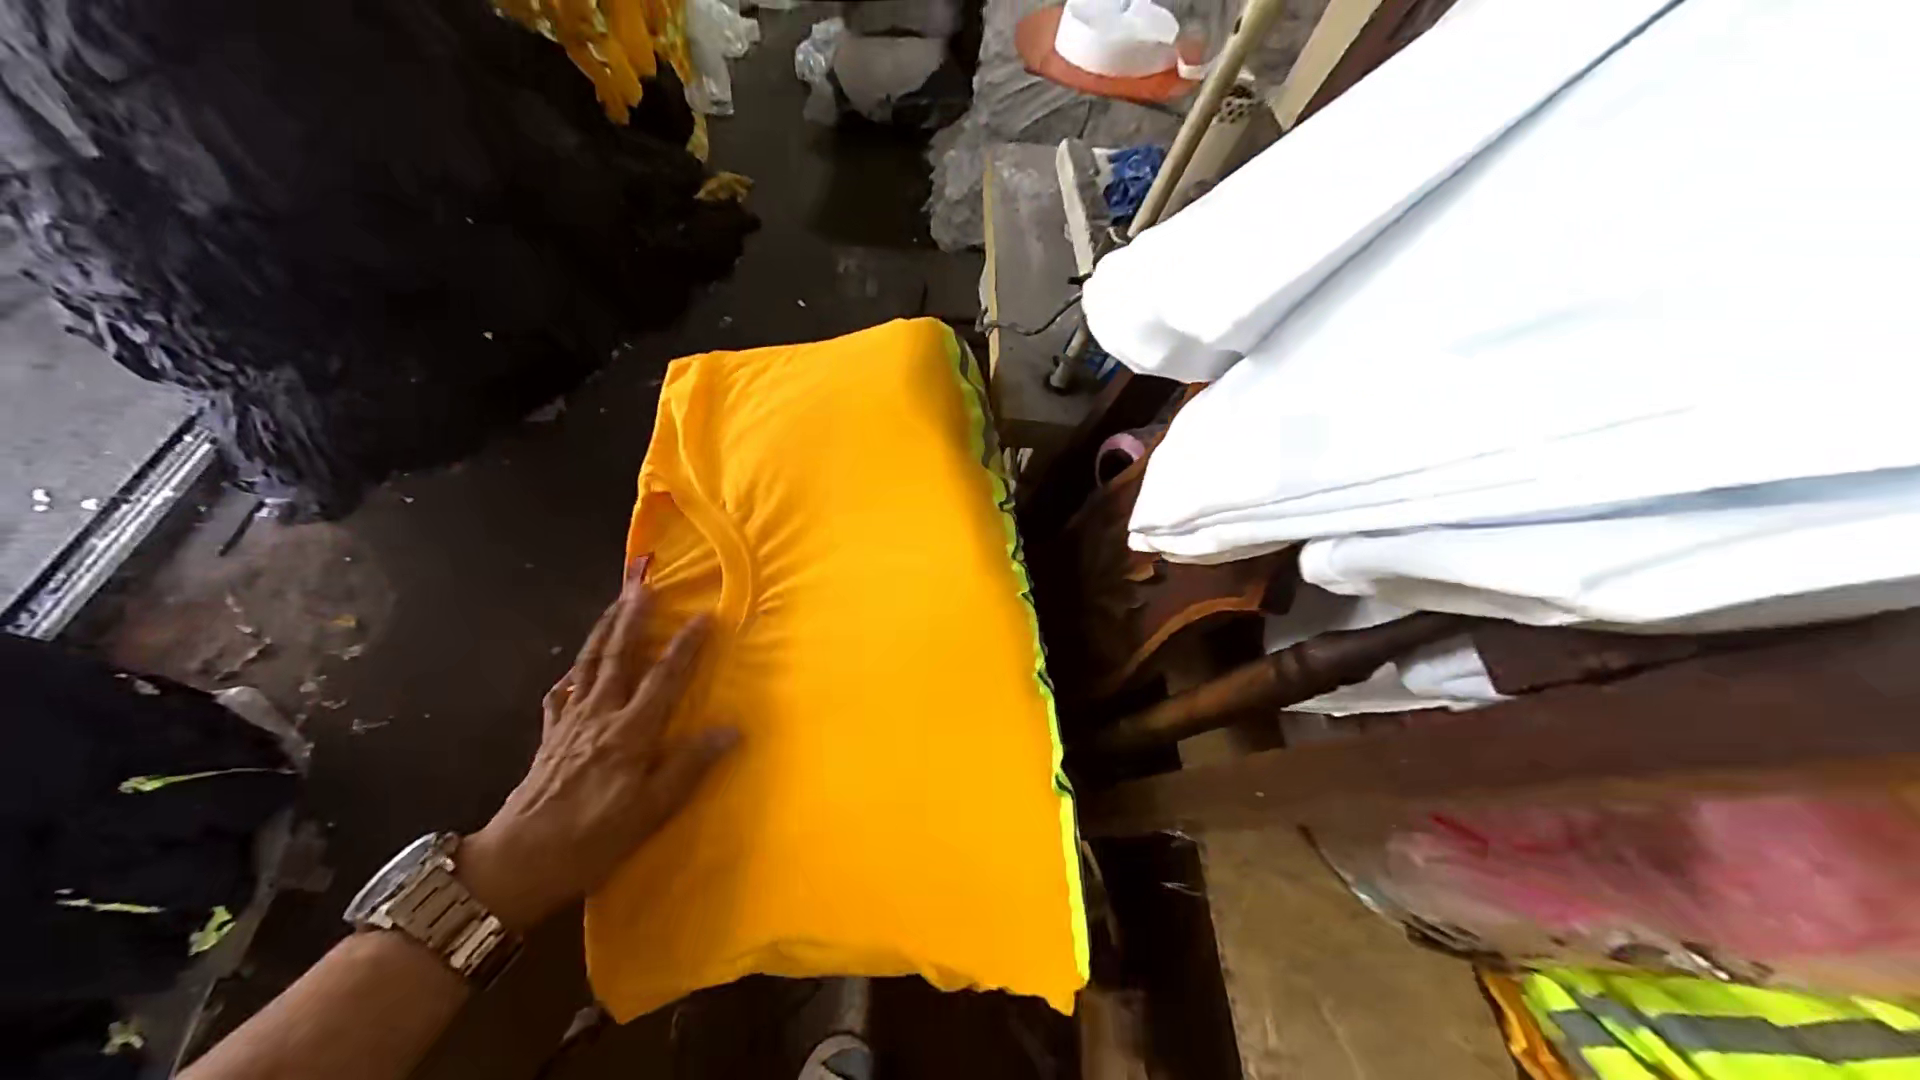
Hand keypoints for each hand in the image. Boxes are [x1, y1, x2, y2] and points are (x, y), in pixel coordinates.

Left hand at [458, 580, 738, 930]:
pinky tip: (572, 671)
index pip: (664, 677)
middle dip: (632, 619)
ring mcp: (569, 723)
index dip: (685, 645)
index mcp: (629, 732)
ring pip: (587, 665)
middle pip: (618, 656)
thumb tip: (730, 729)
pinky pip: (560, 694)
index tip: (704, 615)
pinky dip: (570, 675)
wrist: (514, 864)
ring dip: (602, 631)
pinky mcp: (549, 737)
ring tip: (614, 605)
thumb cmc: (591, 839)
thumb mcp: (650, 811)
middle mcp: (599, 716)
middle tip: (642, 586)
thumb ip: (689, 766)